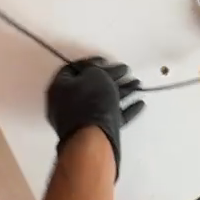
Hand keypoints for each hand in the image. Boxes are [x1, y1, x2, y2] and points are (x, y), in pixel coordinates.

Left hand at [45, 58, 144, 175]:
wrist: (93, 139)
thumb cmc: (90, 101)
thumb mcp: (95, 76)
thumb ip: (97, 70)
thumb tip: (99, 73)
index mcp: (60, 87)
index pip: (73, 69)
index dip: (92, 62)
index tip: (107, 60)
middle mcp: (67, 104)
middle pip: (91, 85)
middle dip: (111, 77)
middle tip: (127, 71)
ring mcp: (81, 120)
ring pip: (103, 100)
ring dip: (121, 91)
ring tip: (138, 84)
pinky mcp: (95, 132)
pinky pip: (111, 116)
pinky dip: (125, 109)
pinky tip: (140, 103)